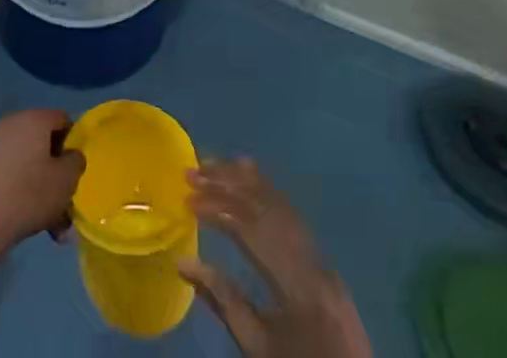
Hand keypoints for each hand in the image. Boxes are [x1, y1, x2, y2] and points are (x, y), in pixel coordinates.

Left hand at [0, 109, 85, 259]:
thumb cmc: (31, 193)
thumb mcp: (66, 178)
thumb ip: (76, 160)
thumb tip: (71, 155)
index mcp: (34, 118)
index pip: (63, 119)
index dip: (75, 141)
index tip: (77, 167)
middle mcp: (14, 123)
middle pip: (46, 140)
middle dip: (59, 166)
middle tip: (67, 191)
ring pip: (32, 159)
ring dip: (45, 182)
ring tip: (55, 218)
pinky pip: (17, 170)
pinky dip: (28, 187)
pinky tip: (36, 217)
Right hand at [178, 159, 371, 357]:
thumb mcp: (256, 345)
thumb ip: (223, 299)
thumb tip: (184, 261)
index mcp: (297, 284)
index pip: (253, 231)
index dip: (219, 209)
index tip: (188, 199)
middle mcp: (313, 260)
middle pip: (268, 208)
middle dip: (228, 185)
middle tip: (192, 173)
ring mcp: (321, 256)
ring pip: (281, 205)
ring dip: (245, 182)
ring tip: (213, 166)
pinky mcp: (322, 260)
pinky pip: (292, 216)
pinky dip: (266, 193)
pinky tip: (248, 180)